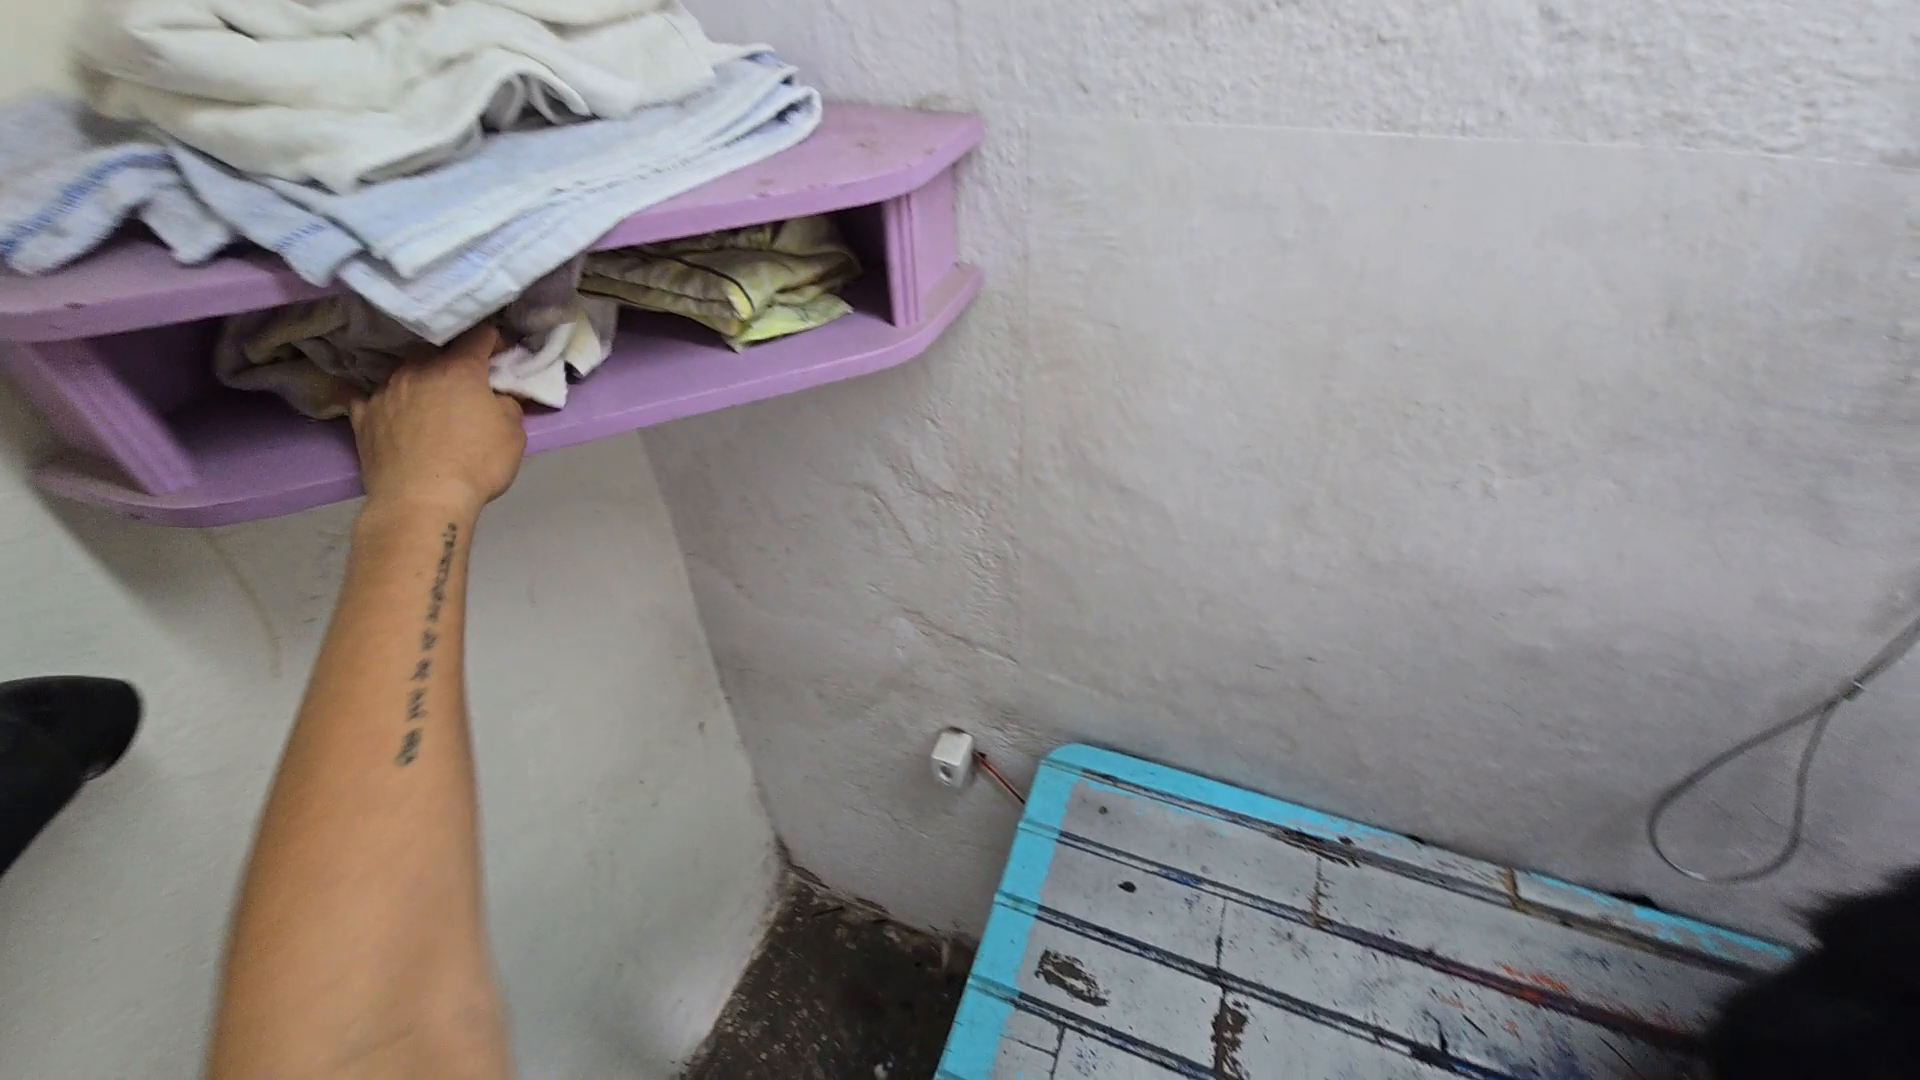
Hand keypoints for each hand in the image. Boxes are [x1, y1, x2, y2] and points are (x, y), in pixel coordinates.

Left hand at [349, 324, 525, 519]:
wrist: (422, 499)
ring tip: (431, 394)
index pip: (478, 336)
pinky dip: (383, 396)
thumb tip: (497, 395)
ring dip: (421, 376)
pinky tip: (387, 403)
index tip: (503, 352)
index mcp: (458, 368)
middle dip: (454, 357)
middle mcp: (417, 369)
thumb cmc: (477, 463)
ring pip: (404, 369)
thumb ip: (507, 404)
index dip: (494, 339)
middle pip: (436, 349)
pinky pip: (370, 394)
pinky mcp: (362, 414)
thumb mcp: (514, 433)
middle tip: (468, 376)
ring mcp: (384, 390)